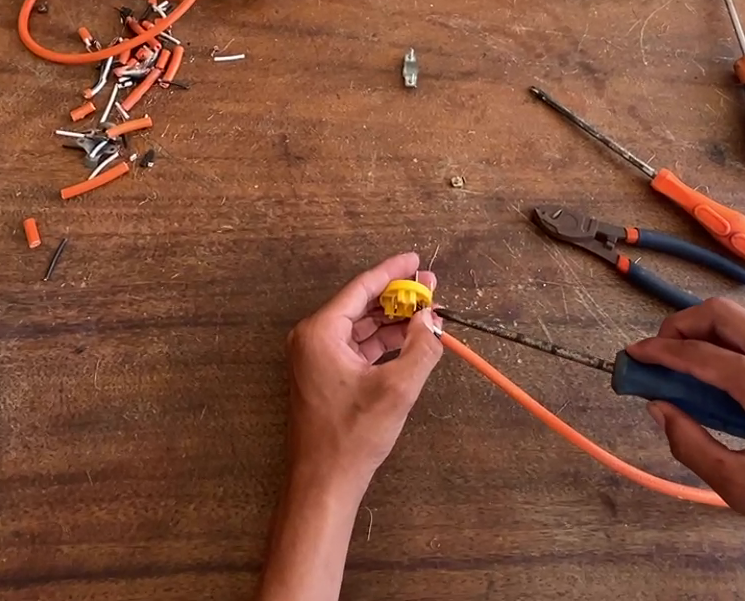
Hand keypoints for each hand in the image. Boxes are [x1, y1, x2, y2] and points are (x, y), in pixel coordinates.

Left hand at [283, 252, 442, 493]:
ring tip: (426, 312)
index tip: (416, 260)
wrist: (322, 484)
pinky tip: (409, 339)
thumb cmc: (352, 437)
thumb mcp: (397, 389)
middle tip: (430, 287)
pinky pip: (356, 345)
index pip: (361, 288)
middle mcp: (312, 337)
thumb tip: (431, 320)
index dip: (392, 271)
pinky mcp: (324, 374)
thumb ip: (420, 348)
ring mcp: (316, 356)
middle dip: (397, 296)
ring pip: (360, 325)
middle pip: (361, 304)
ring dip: (392, 319)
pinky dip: (382, 340)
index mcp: (320, 331)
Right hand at [628, 299, 744, 600]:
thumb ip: (690, 443)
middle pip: (724, 315)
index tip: (632, 356)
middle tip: (659, 354)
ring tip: (688, 375)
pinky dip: (737, 354)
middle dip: (682, 326)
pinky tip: (728, 390)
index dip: (658, 352)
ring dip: (710, 339)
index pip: (699, 354)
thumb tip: (660, 408)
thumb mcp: (744, 490)